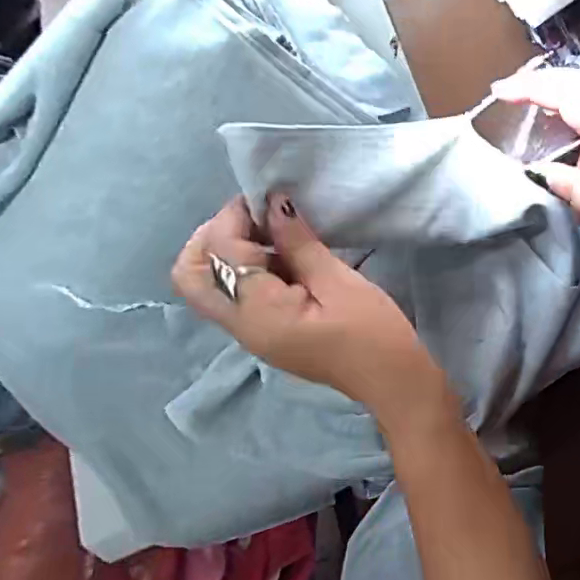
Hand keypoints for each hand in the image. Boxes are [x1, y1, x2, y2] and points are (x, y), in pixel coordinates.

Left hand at [172, 194, 445, 416]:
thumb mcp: (339, 282)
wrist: (390, 380)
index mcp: (258, 313)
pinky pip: (233, 293)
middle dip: (212, 235)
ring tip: (272, 232)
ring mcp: (249, 332)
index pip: (220, 252)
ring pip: (207, 283)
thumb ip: (299, 243)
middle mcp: (240, 325)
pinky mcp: (263, 332)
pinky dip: (244, 267)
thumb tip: (274, 203)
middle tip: (254, 219)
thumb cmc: (372, 333)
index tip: (270, 199)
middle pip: (189, 274)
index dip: (236, 216)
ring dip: (228, 250)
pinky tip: (281, 255)